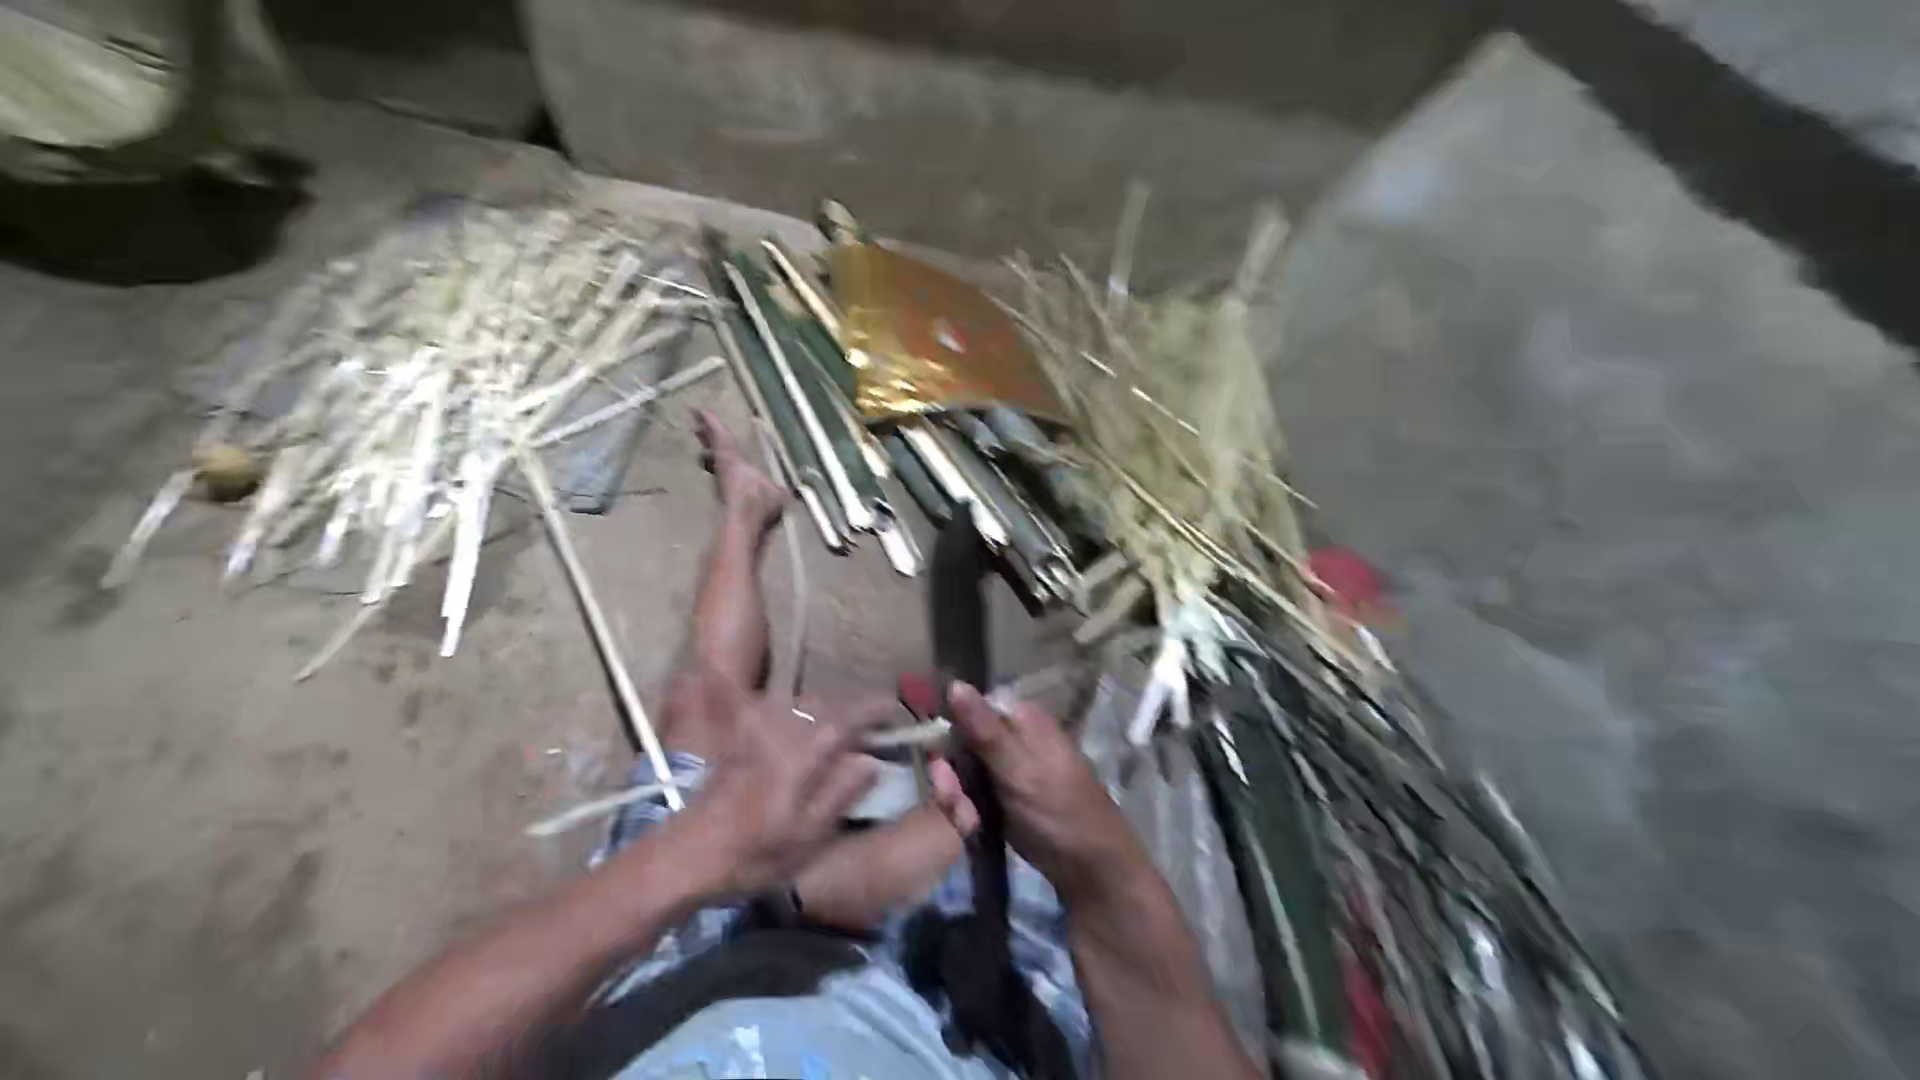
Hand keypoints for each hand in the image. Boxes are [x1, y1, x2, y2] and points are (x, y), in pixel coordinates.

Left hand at [666, 675, 894, 898]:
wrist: (684, 857)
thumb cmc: (750, 856)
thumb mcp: (805, 838)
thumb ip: (840, 793)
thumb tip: (871, 761)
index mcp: (800, 757)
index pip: (845, 718)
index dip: (872, 709)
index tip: (892, 710)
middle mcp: (779, 734)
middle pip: (822, 704)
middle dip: (849, 710)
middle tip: (867, 730)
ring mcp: (754, 734)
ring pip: (797, 705)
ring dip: (823, 710)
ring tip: (836, 732)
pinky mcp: (738, 741)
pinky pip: (771, 711)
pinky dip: (787, 711)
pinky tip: (788, 726)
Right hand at [938, 682, 1148, 901]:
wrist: (1090, 869)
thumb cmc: (1059, 810)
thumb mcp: (1018, 767)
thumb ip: (984, 728)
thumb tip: (954, 682)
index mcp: (1022, 719)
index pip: (968, 709)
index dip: (950, 733)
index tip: (940, 764)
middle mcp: (1013, 739)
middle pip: (962, 744)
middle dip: (952, 775)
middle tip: (955, 805)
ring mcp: (1008, 770)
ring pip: (963, 773)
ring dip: (956, 797)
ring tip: (967, 822)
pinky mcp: (1003, 799)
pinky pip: (972, 796)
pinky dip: (967, 811)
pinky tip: (970, 827)